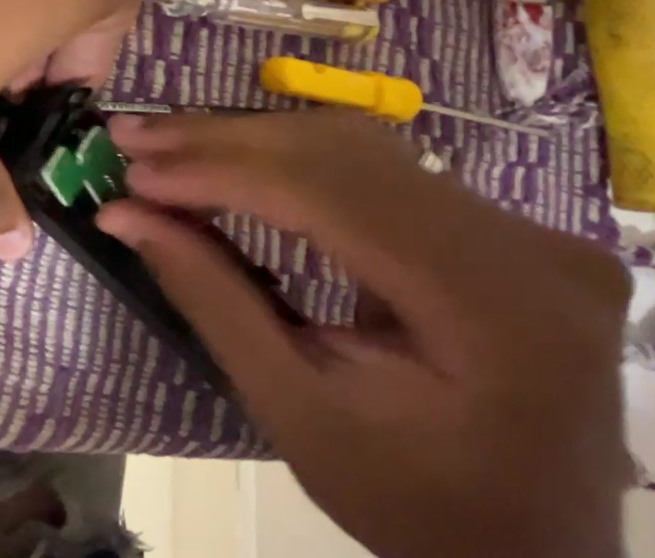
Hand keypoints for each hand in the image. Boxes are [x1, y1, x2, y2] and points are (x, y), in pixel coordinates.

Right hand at [98, 112, 631, 557]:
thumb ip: (210, 297)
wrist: (534, 552)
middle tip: (128, 138)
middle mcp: (528, 246)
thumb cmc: (409, 499)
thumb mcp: (293, 407)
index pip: (330, 195)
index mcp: (491, 306)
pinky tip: (229, 159)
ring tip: (162, 144)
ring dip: (249, 141)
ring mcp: (527, 232)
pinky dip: (289, 160)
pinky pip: (379, 170)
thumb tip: (120, 213)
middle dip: (221, 141)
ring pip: (358, 147)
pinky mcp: (506, 230)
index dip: (219, 172)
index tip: (130, 172)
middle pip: (344, 153)